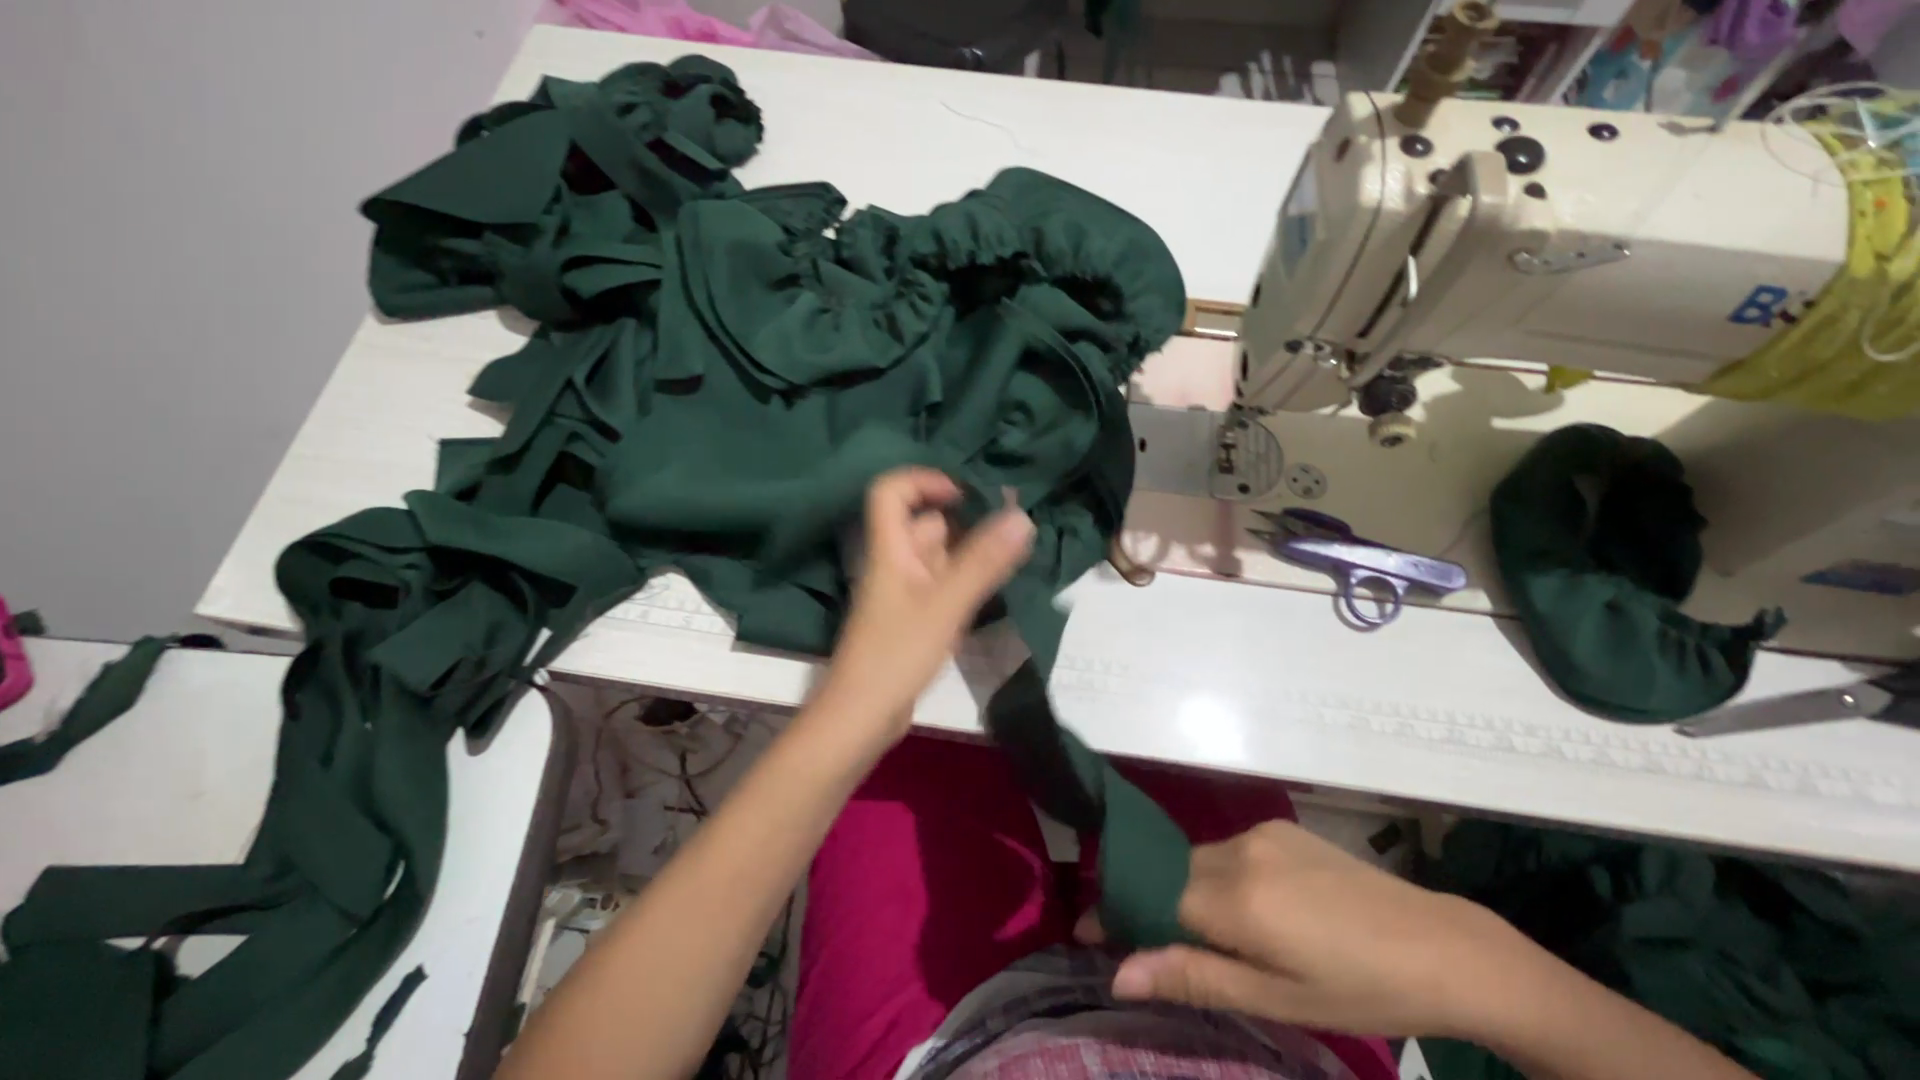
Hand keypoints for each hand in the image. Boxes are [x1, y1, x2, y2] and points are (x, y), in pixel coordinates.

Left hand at [817, 468, 1033, 737]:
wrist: (862, 718)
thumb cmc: (896, 655)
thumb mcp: (945, 605)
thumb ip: (983, 562)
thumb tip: (1021, 514)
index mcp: (890, 550)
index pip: (892, 491)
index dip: (925, 480)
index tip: (968, 493)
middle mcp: (894, 565)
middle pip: (924, 524)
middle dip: (966, 518)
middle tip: (1014, 523)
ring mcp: (903, 594)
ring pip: (938, 557)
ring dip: (971, 552)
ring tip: (1015, 553)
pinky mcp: (913, 621)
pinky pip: (941, 586)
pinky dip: (965, 582)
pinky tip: (994, 589)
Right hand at [1076, 820, 1527, 1038]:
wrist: (1444, 949)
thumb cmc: (1359, 990)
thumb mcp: (1276, 999)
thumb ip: (1193, 978)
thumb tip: (1118, 972)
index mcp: (1236, 898)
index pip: (1148, 894)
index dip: (1115, 914)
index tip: (1088, 934)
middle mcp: (1240, 852)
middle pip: (1169, 872)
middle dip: (1147, 903)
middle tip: (1146, 947)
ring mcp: (1264, 835)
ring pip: (1198, 860)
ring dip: (1184, 891)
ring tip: (1202, 938)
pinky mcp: (1285, 831)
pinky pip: (1228, 852)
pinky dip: (1216, 878)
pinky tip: (1245, 912)